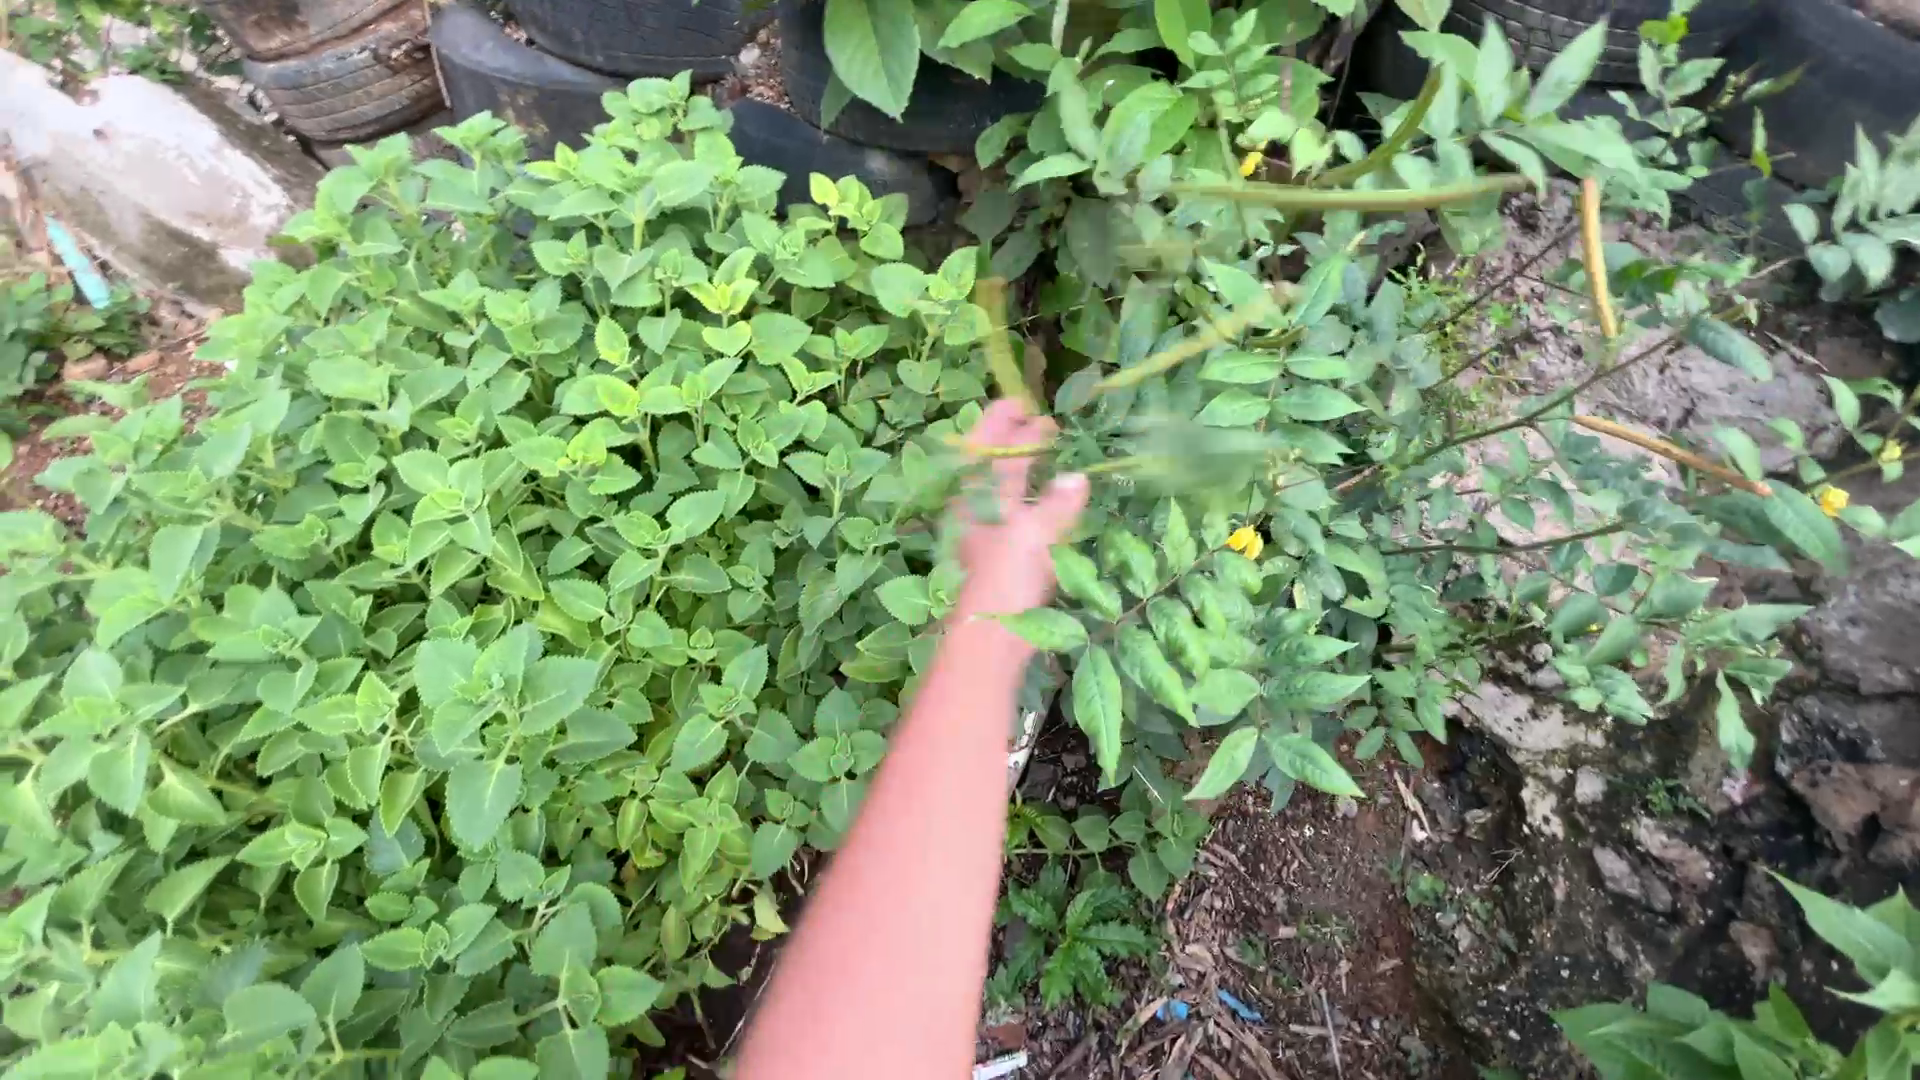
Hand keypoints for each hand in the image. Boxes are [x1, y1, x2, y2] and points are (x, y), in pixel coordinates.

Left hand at [952, 399, 1088, 627]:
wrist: (991, 640)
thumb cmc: (1004, 583)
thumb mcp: (1032, 538)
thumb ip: (1056, 506)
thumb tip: (1076, 477)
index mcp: (978, 500)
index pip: (988, 449)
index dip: (1003, 424)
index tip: (1023, 403)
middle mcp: (979, 512)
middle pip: (994, 465)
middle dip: (1013, 440)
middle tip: (1040, 421)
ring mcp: (990, 533)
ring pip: (1005, 489)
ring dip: (1023, 466)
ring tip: (1046, 449)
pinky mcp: (1004, 555)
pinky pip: (1019, 512)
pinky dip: (1034, 496)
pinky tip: (1050, 497)